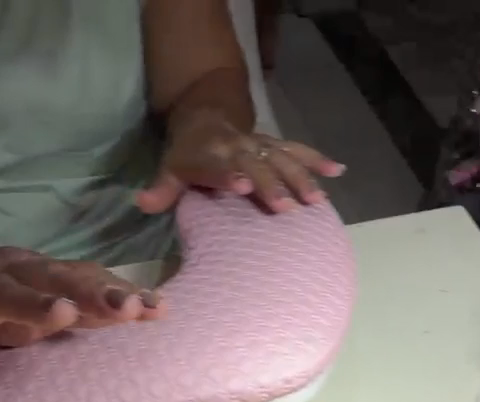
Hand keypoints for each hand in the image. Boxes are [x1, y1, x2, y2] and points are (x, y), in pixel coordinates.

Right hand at [0, 247, 163, 347]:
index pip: (84, 281)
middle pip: (53, 281)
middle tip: (127, 309)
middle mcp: (7, 274)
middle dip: (91, 295)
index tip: (158, 309)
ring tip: (61, 315)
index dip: (119, 293)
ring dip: (30, 303)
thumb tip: (140, 310)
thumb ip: (82, 305)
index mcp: (35, 273)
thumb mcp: (39, 300)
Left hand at [136, 111, 344, 214]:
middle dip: (271, 183)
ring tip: (317, 199)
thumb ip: (161, 190)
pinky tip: (338, 171)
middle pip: (258, 164)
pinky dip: (317, 160)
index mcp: (211, 154)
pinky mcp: (275, 145)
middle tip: (286, 208)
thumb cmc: (188, 153)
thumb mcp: (170, 170)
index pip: (220, 165)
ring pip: (282, 157)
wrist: (207, 116)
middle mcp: (239, 147)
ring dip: (301, 176)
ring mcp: (260, 145)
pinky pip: (298, 150)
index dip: (230, 174)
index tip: (242, 186)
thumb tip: (141, 203)